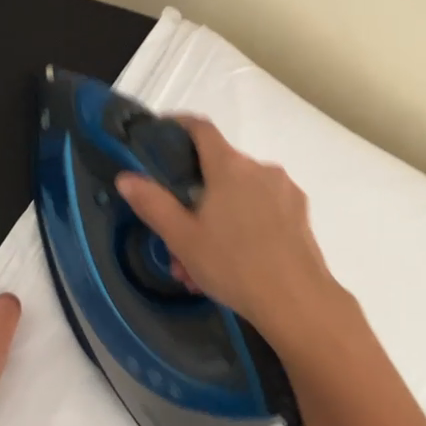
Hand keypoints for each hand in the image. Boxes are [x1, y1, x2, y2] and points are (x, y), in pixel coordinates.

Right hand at [115, 116, 350, 344]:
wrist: (295, 299)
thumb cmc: (232, 264)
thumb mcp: (181, 238)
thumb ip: (152, 204)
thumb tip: (127, 178)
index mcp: (229, 167)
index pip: (201, 129)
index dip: (178, 126)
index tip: (160, 135)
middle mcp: (260, 168)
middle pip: (217, 173)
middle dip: (192, 202)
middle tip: (176, 241)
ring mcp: (284, 190)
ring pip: (238, 196)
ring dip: (215, 222)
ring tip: (201, 266)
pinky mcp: (299, 213)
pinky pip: (260, 211)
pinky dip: (240, 228)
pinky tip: (233, 263)